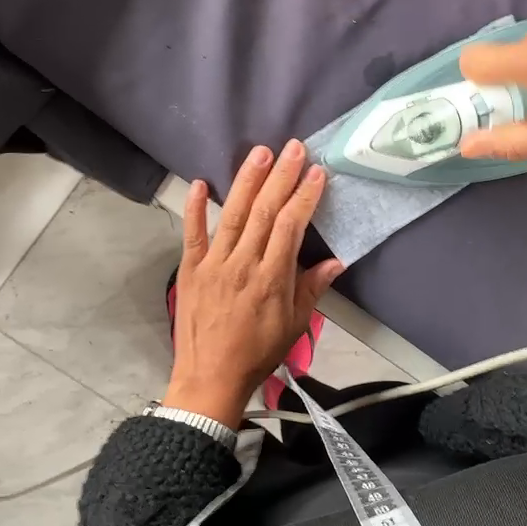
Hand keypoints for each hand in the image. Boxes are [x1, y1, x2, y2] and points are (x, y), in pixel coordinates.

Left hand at [165, 140, 343, 427]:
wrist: (210, 378)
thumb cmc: (257, 352)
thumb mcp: (295, 325)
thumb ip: (312, 289)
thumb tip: (336, 261)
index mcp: (271, 278)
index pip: (291, 226)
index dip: (305, 196)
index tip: (316, 173)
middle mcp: (242, 264)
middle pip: (264, 212)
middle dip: (281, 177)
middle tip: (293, 148)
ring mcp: (213, 264)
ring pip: (233, 214)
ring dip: (248, 181)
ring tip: (260, 153)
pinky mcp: (190, 269)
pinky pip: (193, 234)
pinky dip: (195, 207)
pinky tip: (202, 183)